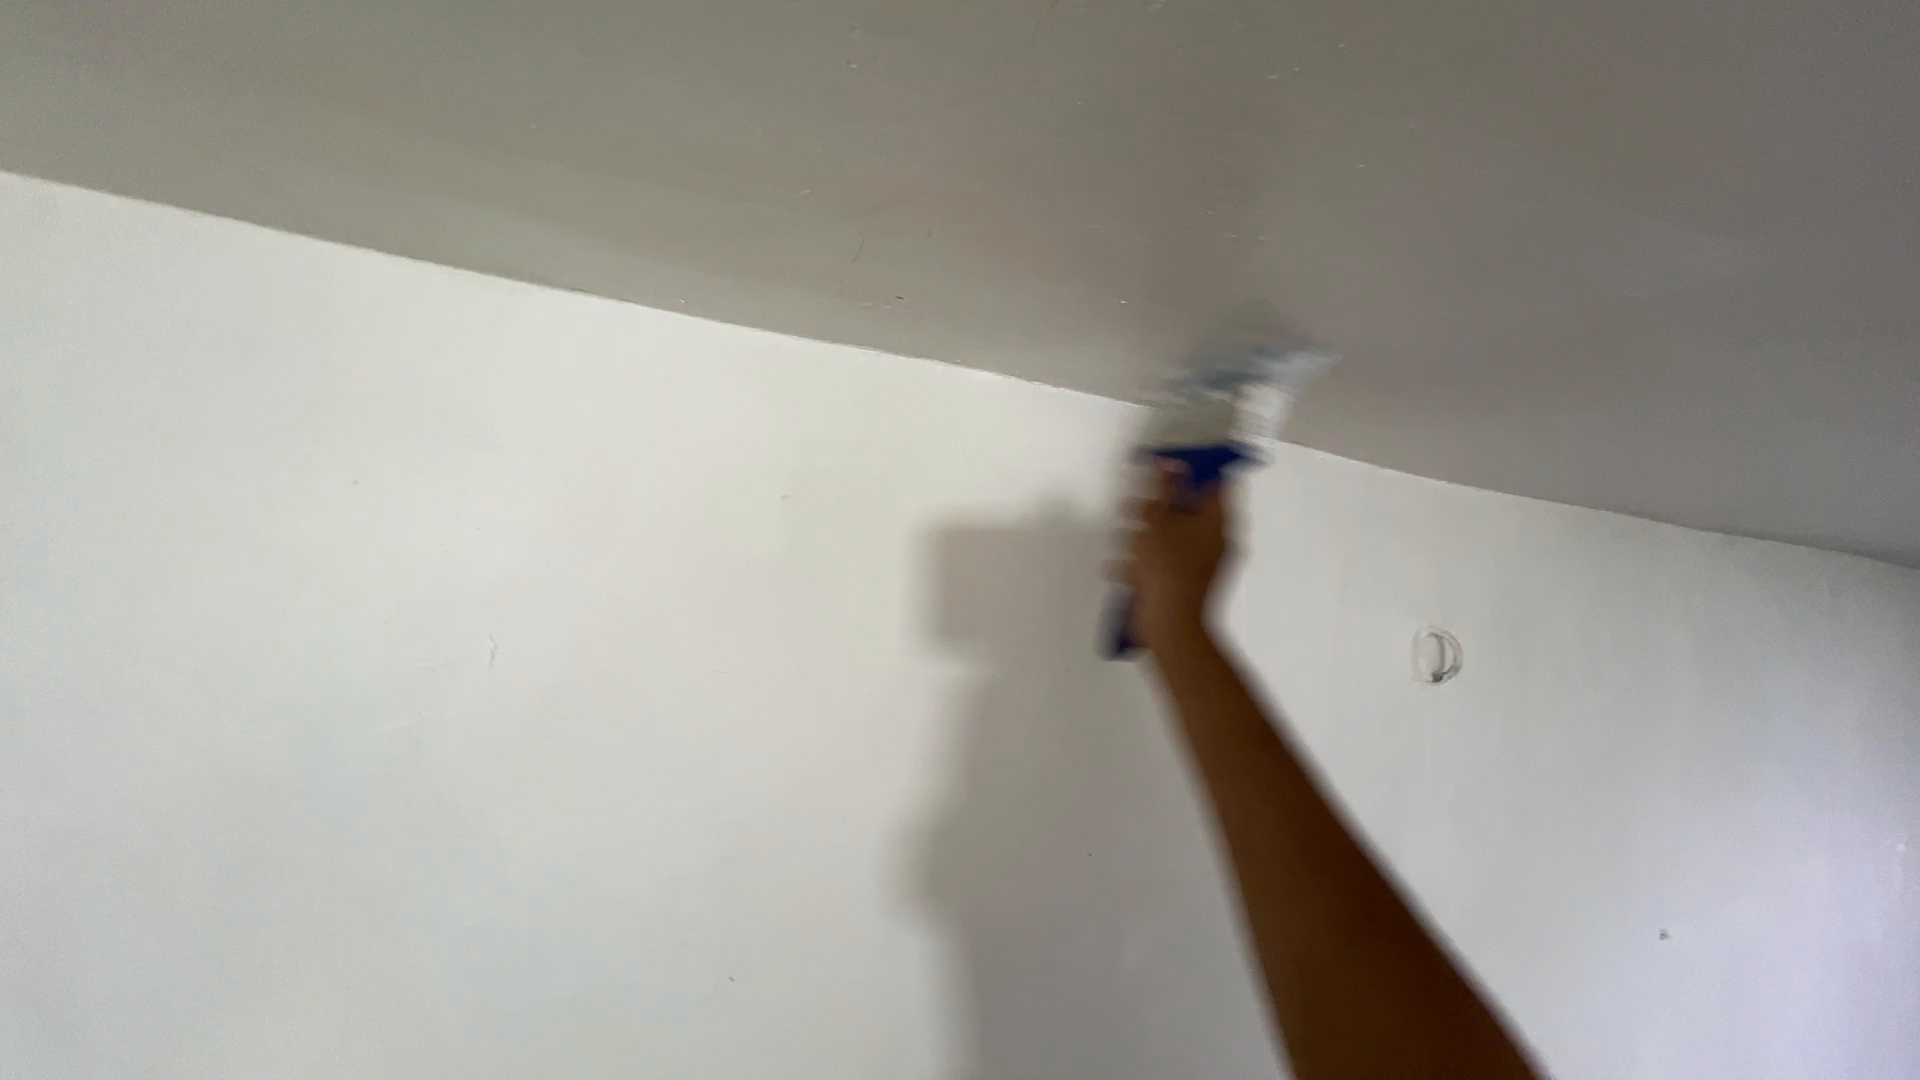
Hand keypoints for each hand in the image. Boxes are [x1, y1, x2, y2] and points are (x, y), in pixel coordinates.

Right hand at [1114, 463, 1235, 650]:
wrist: (1169, 627)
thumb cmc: (1166, 569)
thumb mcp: (1160, 522)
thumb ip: (1164, 490)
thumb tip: (1173, 461)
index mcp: (1218, 522)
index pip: (1216, 482)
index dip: (1193, 469)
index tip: (1166, 465)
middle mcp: (1215, 540)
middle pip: (1187, 509)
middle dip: (1155, 509)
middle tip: (1134, 510)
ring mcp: (1200, 563)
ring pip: (1170, 535)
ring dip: (1143, 536)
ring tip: (1125, 544)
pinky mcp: (1183, 582)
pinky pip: (1165, 560)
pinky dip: (1145, 561)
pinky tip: (1127, 569)